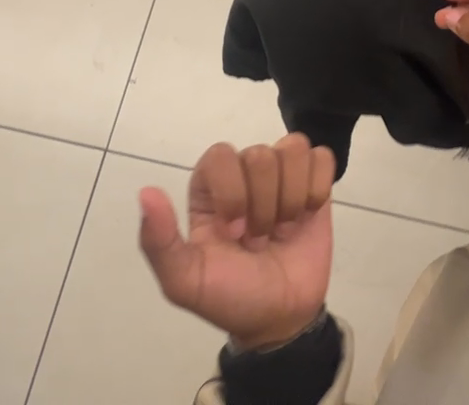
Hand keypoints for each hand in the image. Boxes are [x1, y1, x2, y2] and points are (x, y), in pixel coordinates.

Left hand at [138, 134, 335, 351]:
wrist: (280, 319)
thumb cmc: (230, 297)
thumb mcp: (185, 280)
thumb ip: (159, 241)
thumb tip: (146, 192)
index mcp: (210, 189)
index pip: (220, 154)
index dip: (232, 191)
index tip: (233, 231)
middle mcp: (244, 174)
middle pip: (260, 155)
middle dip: (263, 206)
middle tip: (258, 240)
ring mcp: (283, 175)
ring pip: (292, 150)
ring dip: (291, 199)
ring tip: (283, 230)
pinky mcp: (315, 183)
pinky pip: (321, 157)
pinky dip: (317, 189)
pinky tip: (307, 215)